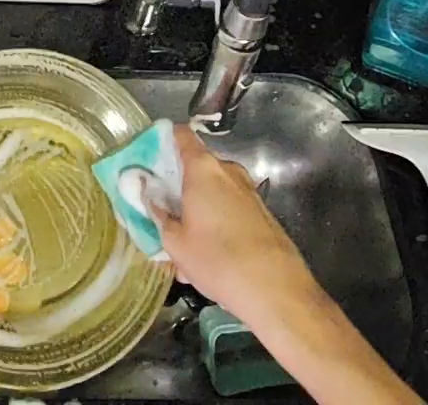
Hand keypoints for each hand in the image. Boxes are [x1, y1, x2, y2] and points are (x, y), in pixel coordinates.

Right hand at [149, 123, 319, 321]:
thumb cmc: (218, 259)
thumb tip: (151, 202)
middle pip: (198, 165)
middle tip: (163, 208)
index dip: (164, 139)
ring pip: (215, 191)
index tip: (150, 155)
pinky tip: (209, 255)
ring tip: (185, 241)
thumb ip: (159, 217)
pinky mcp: (262, 214)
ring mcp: (248, 192)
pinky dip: (217, 221)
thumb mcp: (175, 244)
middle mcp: (228, 172)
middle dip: (179, 183)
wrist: (276, 291)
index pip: (182, 135)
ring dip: (198, 207)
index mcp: (203, 169)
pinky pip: (231, 208)